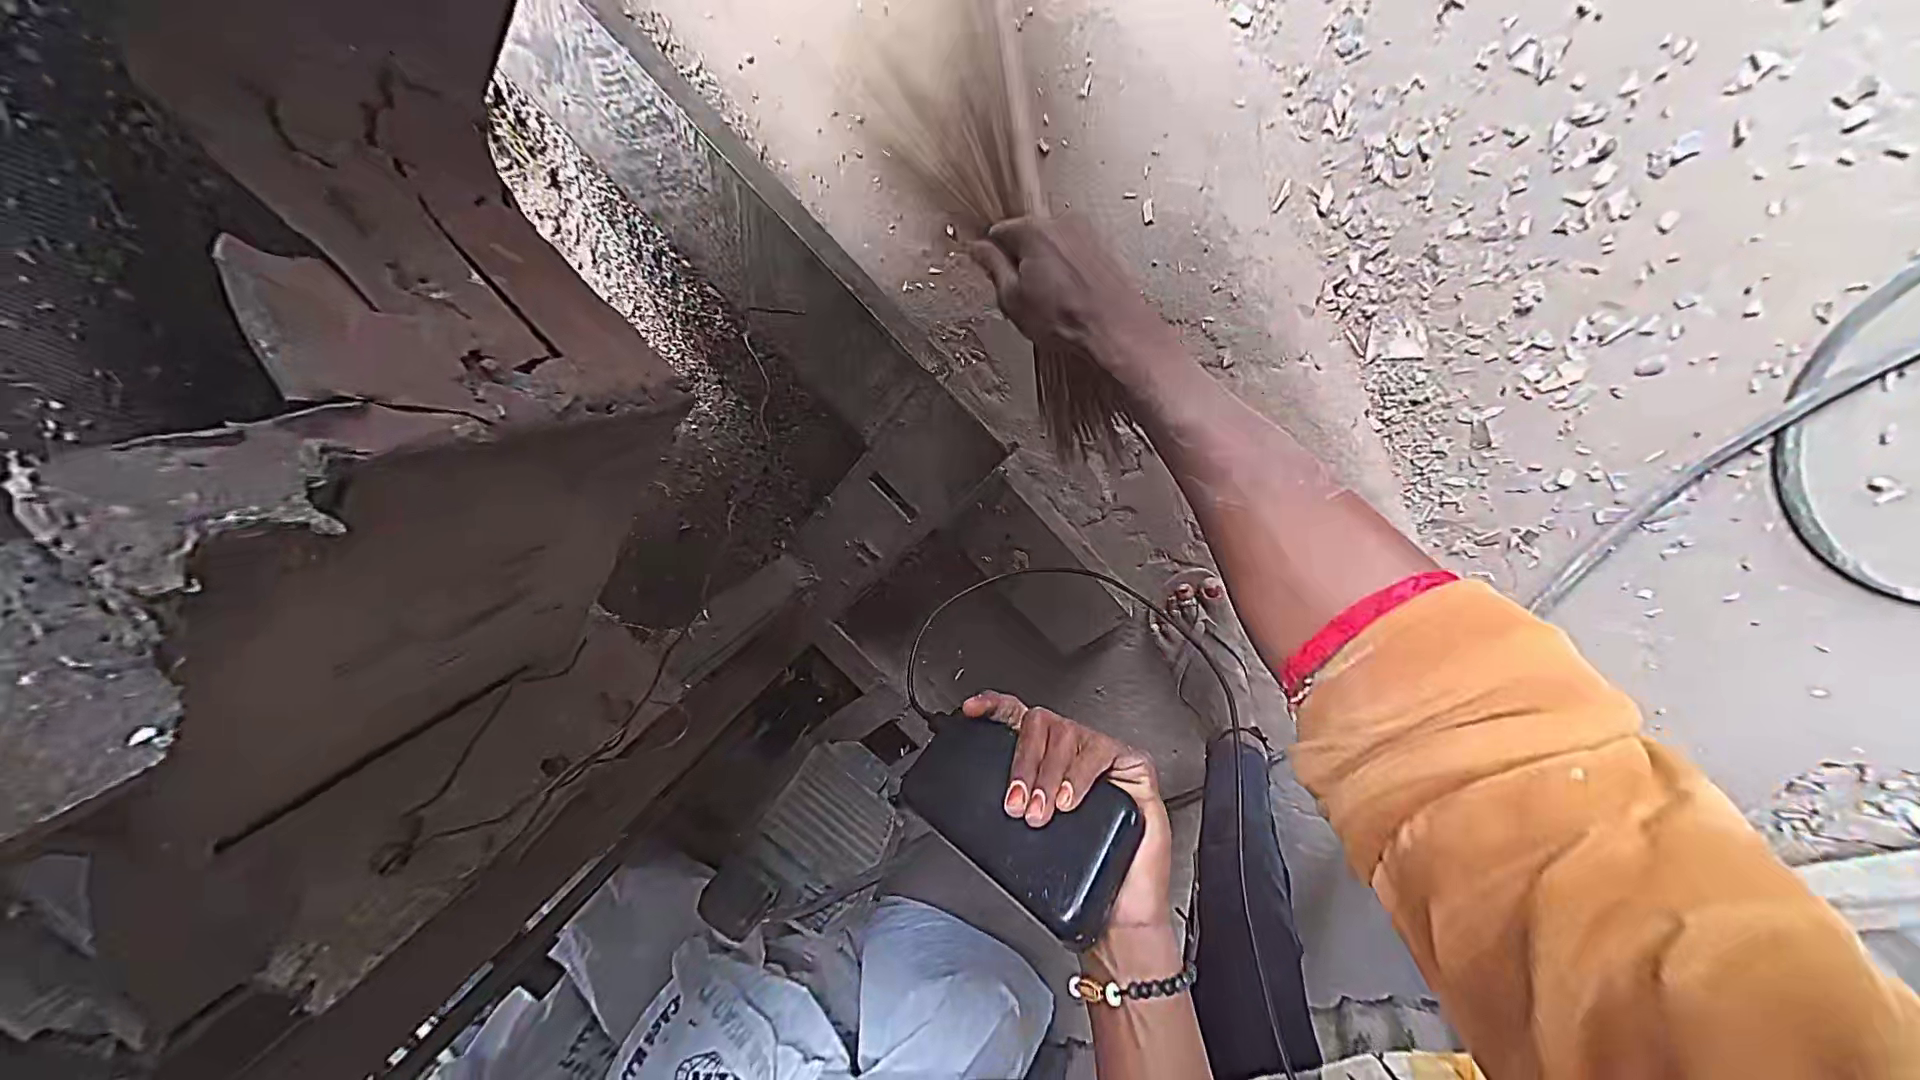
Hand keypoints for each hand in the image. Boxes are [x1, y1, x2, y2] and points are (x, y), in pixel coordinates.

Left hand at [963, 691, 1174, 938]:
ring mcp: (1102, 754)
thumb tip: (976, 796)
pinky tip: (1070, 798)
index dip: (994, 706)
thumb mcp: (1032, 832)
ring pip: (1067, 734)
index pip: (1017, 715)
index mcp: (1045, 756)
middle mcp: (1072, 749)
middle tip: (1016, 803)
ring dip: (1048, 773)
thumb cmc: (1080, 875)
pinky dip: (1080, 775)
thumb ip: (1014, 801)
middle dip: (1023, 763)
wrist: (1123, 913)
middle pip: (1040, 723)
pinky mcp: (1133, 765)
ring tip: (1042, 811)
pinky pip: (1103, 751)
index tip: (974, 710)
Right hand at [967, 216, 1175, 368]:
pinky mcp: (1104, 250)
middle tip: (1023, 296)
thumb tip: (981, 251)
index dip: (991, 255)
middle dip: (1021, 262)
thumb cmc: (1071, 320)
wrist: (1116, 332)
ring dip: (1047, 269)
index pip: (998, 231)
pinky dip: (1068, 274)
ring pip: (1053, 247)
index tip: (992, 271)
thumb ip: (992, 267)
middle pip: (1028, 236)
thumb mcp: (1013, 299)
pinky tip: (1070, 300)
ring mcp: (1087, 235)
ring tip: (1051, 303)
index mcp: (1034, 231)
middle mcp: (1063, 224)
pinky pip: (1074, 257)